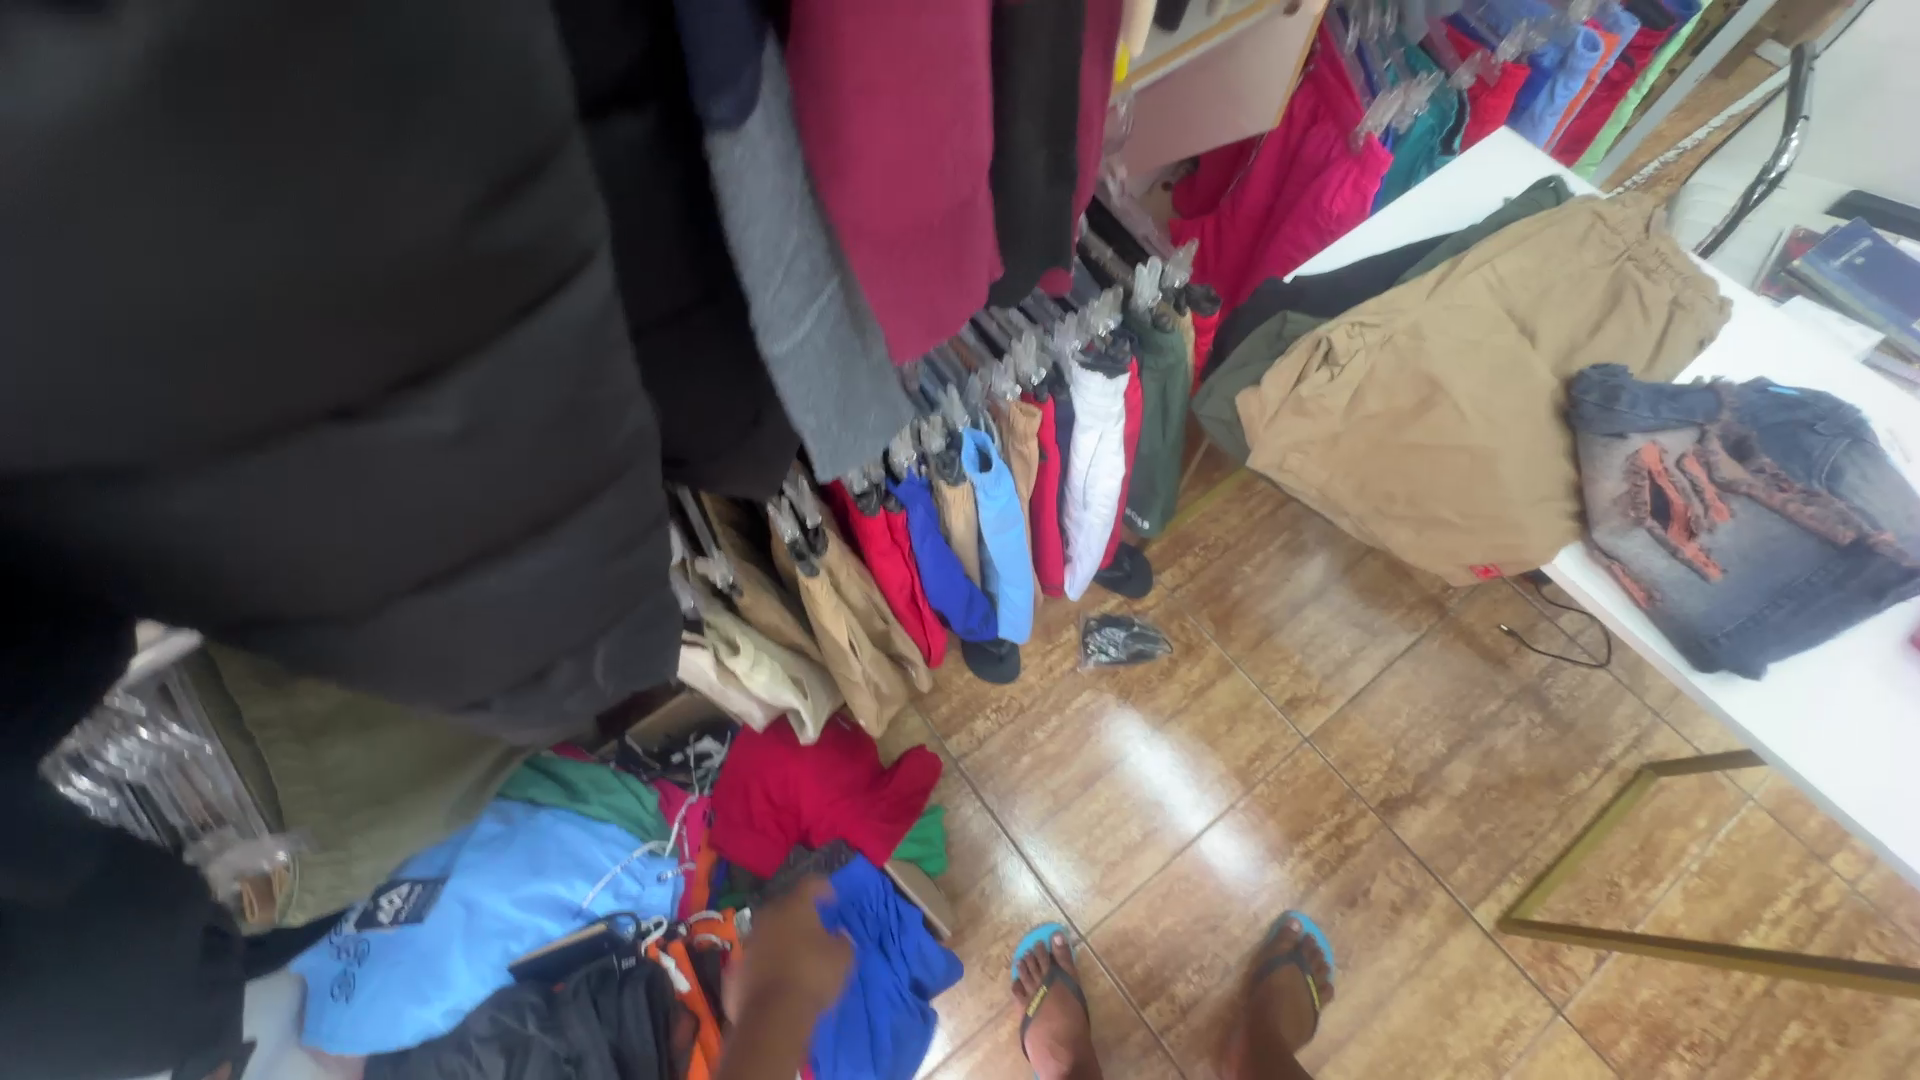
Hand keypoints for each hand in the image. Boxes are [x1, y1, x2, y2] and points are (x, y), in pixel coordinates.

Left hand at [727, 876, 853, 1023]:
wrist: (771, 1017)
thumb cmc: (812, 976)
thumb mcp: (842, 957)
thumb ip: (843, 940)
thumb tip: (839, 934)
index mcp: (795, 906)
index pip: (809, 884)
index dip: (823, 887)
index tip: (832, 899)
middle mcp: (768, 917)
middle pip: (784, 907)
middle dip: (798, 915)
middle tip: (812, 928)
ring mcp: (748, 944)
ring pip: (767, 934)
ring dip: (779, 941)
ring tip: (794, 957)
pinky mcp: (735, 972)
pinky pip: (755, 961)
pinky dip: (766, 966)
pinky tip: (776, 981)